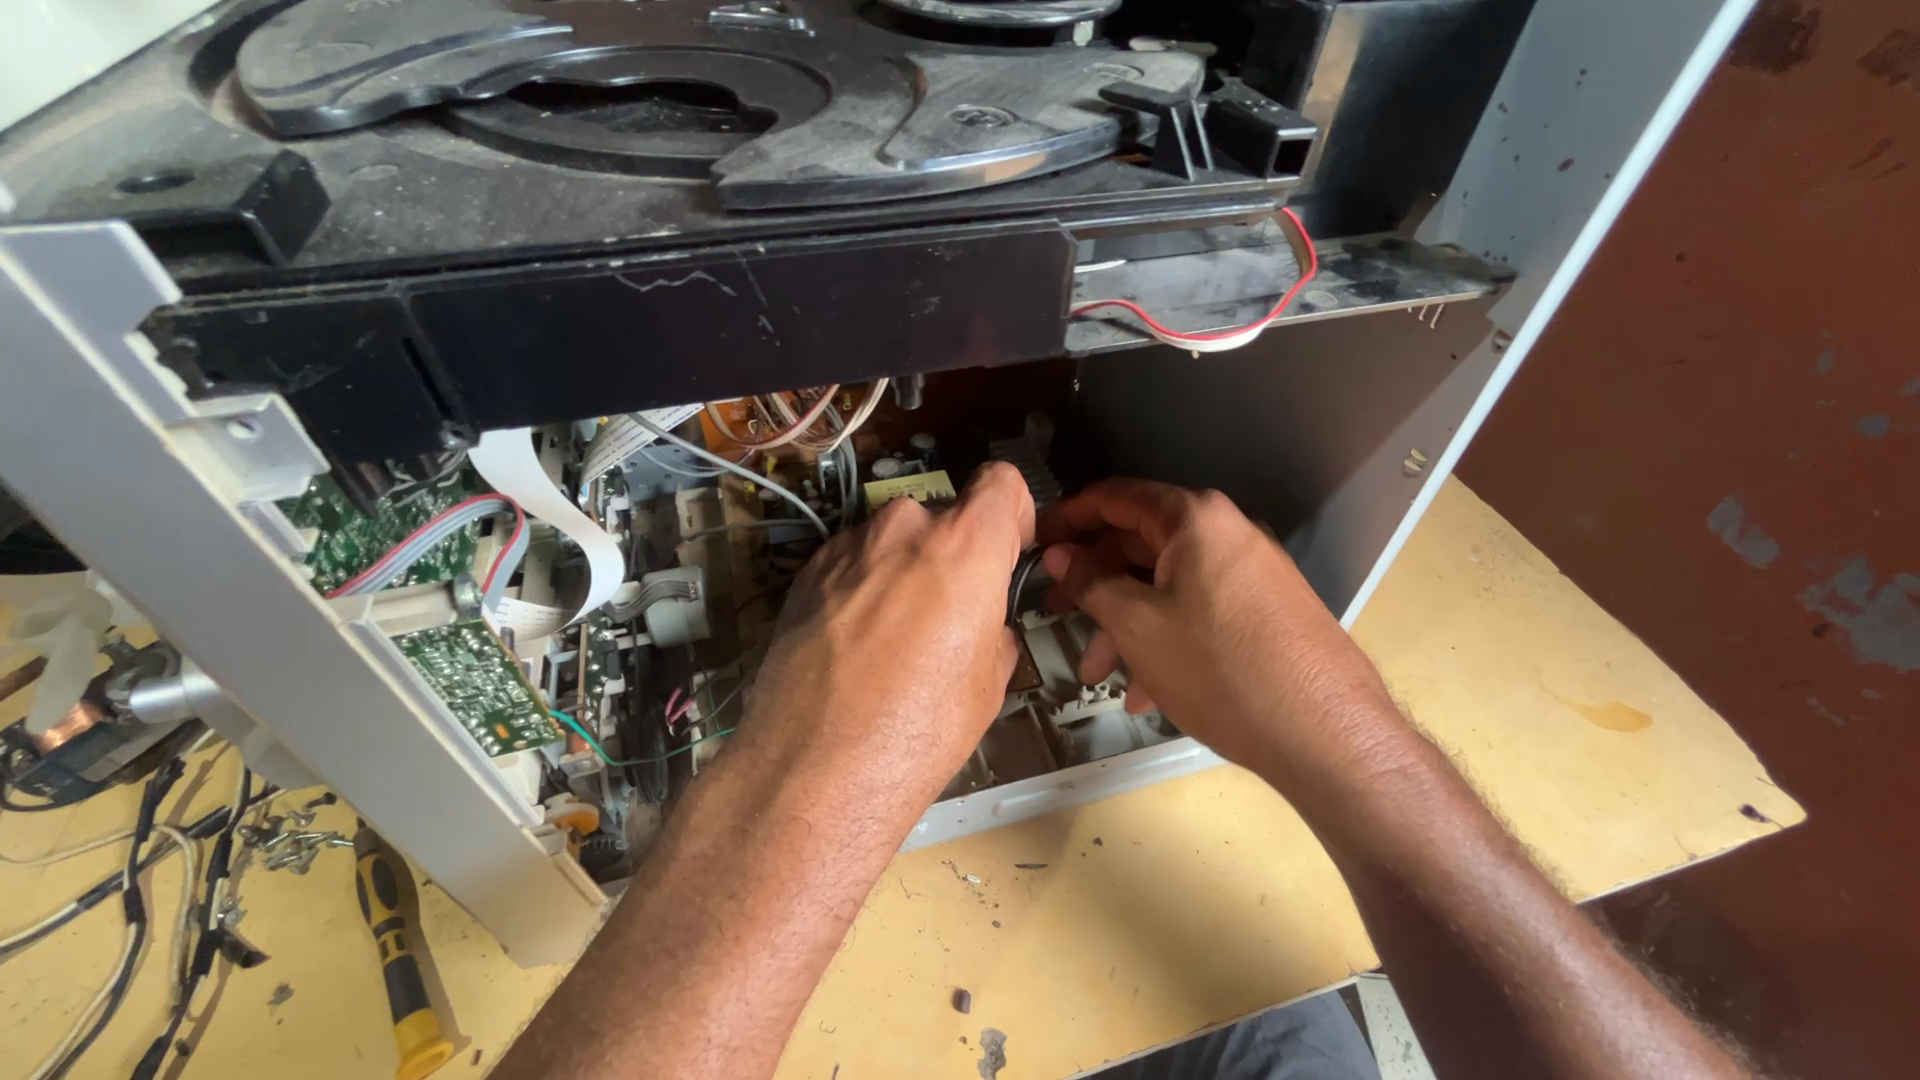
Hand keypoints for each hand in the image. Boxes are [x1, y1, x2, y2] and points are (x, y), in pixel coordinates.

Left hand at [741, 462, 1034, 809]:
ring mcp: (847, 545)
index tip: (1005, 555)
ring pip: (893, 542)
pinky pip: (852, 563)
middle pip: (944, 517)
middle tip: (944, 616)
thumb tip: (983, 622)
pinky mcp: (805, 571)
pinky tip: (853, 645)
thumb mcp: (989, 683)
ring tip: (890, 639)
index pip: (1002, 481)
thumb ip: (994, 626)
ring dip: (901, 571)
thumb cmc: (920, 728)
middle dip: (951, 556)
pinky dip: (861, 588)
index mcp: (965, 544)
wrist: (814, 765)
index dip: (1012, 516)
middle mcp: (904, 527)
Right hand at [1037, 479, 1418, 796]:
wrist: (1325, 732)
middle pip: (1140, 544)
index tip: (1036, 541)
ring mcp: (1249, 572)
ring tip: (1098, 673)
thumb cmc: (1219, 668)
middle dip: (1094, 582)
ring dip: (1125, 622)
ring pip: (1167, 585)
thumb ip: (1090, 582)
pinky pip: (1197, 610)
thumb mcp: (1136, 625)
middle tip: (1056, 612)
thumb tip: (1060, 555)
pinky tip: (1145, 690)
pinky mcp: (1264, 610)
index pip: (1115, 497)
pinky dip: (1164, 638)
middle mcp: (1225, 533)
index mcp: (1194, 519)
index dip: (1068, 517)